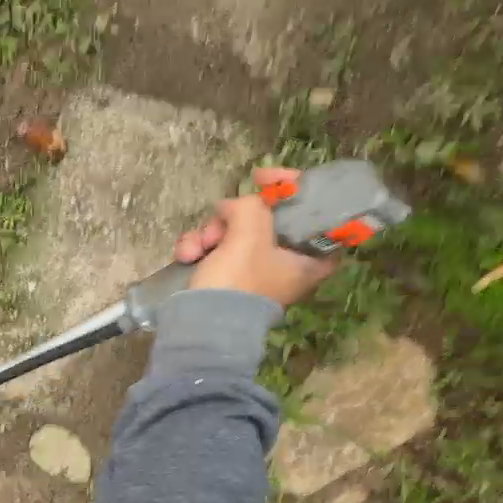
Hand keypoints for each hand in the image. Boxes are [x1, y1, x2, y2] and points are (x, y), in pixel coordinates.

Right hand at [174, 167, 337, 306]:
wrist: (199, 326)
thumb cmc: (236, 283)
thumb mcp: (248, 237)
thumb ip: (250, 208)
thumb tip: (236, 204)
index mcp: (314, 254)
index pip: (316, 207)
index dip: (291, 187)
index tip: (263, 176)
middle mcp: (288, 260)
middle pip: (264, 218)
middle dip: (232, 218)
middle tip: (218, 223)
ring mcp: (255, 269)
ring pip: (233, 232)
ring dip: (208, 233)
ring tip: (195, 249)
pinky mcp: (226, 276)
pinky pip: (215, 249)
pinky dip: (197, 248)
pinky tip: (186, 256)